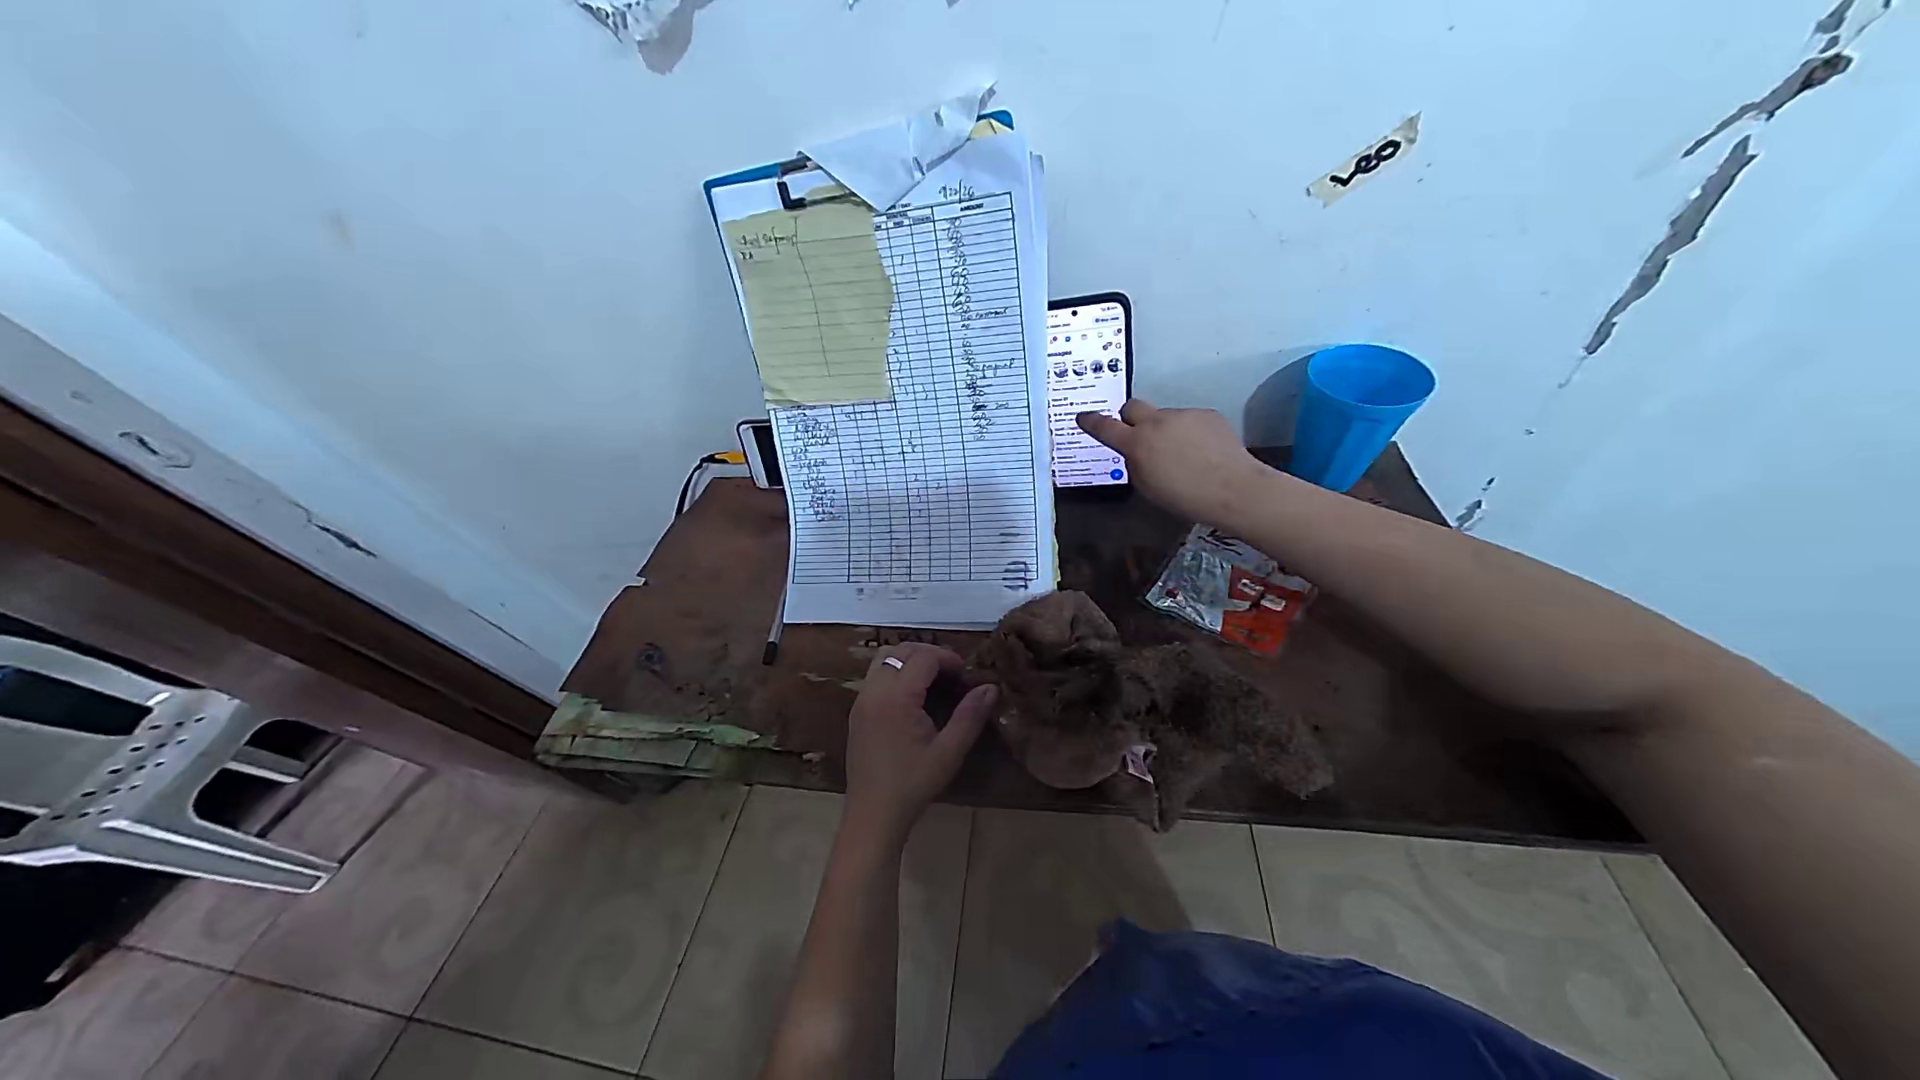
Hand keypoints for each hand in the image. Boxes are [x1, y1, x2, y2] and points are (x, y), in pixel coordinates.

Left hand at [845, 643, 996, 839]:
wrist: (873, 814)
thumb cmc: (913, 784)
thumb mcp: (949, 752)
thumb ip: (970, 716)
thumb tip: (991, 687)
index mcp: (896, 697)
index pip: (923, 657)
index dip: (948, 659)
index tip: (966, 674)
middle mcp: (874, 691)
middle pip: (900, 651)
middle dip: (929, 654)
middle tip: (952, 673)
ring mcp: (861, 700)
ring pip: (884, 659)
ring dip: (909, 660)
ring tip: (933, 680)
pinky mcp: (856, 712)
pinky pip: (875, 676)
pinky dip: (895, 673)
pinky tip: (913, 697)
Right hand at [1077, 399, 1269, 527]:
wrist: (1233, 489)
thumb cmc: (1185, 497)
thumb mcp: (1147, 486)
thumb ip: (1135, 463)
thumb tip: (1136, 452)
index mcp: (1137, 443)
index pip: (1105, 427)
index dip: (1091, 421)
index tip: (1084, 416)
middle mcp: (1157, 422)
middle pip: (1133, 406)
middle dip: (1129, 417)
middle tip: (1136, 434)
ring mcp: (1184, 415)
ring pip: (1165, 416)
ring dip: (1165, 429)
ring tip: (1183, 454)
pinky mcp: (1207, 414)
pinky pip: (1189, 420)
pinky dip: (1190, 432)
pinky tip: (1203, 451)